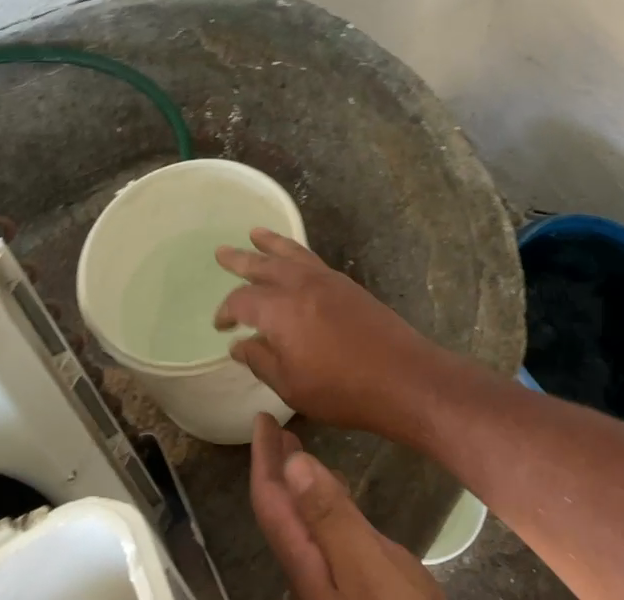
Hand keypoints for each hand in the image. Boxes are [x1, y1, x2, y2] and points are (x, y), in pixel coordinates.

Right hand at [214, 228, 454, 436]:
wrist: (402, 377)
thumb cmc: (342, 389)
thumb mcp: (291, 385)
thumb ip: (261, 361)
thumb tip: (240, 345)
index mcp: (281, 310)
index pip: (243, 301)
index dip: (227, 311)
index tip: (221, 325)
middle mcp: (301, 285)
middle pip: (264, 265)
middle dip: (241, 259)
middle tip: (221, 251)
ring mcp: (328, 281)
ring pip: (292, 253)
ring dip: (271, 244)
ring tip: (256, 233)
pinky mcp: (348, 286)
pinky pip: (312, 259)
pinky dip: (296, 253)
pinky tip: (294, 259)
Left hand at [250, 413, 442, 599]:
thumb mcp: (370, 569)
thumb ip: (332, 519)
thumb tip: (294, 464)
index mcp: (308, 567)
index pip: (272, 505)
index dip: (263, 460)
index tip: (261, 419)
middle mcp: (312, 575)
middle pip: (282, 514)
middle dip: (275, 469)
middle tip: (276, 428)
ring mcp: (333, 583)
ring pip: (302, 524)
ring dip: (296, 484)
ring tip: (299, 452)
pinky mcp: (355, 587)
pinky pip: (325, 534)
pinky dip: (323, 504)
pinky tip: (338, 498)